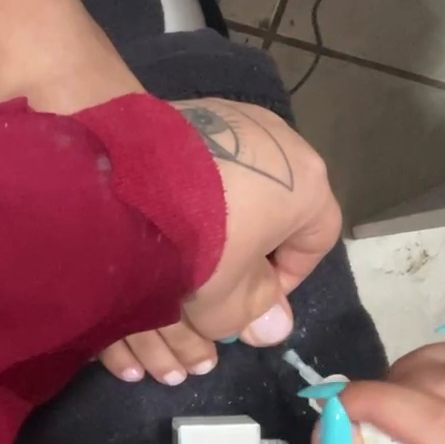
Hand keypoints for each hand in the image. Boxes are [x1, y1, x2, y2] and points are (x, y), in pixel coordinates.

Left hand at [99, 99, 339, 383]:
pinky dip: (184, 193)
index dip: (289, 278)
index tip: (255, 302)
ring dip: (213, 222)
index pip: (317, 239)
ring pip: (232, 183)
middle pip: (273, 208)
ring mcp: (229, 118)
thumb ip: (252, 313)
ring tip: (183, 252)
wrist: (128, 183)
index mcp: (307, 183)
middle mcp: (278, 140)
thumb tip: (271, 330)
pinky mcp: (184, 113)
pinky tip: (158, 217)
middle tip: (216, 280)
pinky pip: (196, 162)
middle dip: (246, 250)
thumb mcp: (224, 296)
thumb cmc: (198, 244)